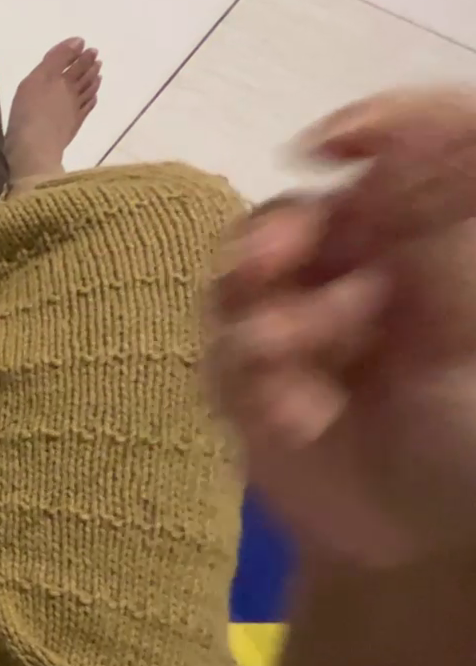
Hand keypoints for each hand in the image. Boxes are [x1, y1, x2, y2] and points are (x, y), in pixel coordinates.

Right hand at [206, 88, 475, 566]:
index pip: (410, 151)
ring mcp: (296, 325)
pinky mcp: (241, 378)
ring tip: (296, 357)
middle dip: (275, 236)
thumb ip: (441, 215)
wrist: (418, 538)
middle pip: (296, 213)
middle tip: (275, 264)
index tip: (328, 144)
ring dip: (257, 313)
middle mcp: (370, 269)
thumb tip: (393, 127)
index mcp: (447, 238)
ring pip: (235, 281)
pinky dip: (246, 377)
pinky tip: (289, 411)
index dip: (373, 130)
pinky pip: (217, 353)